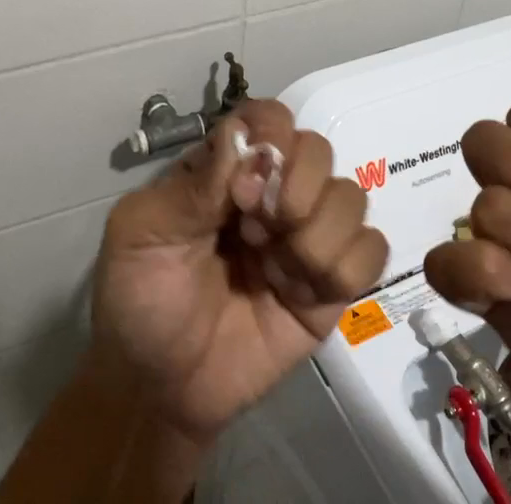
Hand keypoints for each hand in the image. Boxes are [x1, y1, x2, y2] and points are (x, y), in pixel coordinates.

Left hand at [91, 99, 389, 439]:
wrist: (159, 391)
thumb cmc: (138, 301)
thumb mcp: (141, 234)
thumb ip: (194, 186)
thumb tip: (247, 141)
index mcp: (224, 171)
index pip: (269, 119)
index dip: (270, 143)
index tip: (242, 193)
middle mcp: (271, 193)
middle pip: (318, 150)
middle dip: (296, 191)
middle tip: (256, 235)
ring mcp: (304, 238)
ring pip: (352, 197)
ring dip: (318, 234)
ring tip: (279, 271)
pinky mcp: (332, 287)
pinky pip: (372, 252)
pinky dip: (346, 267)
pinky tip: (303, 294)